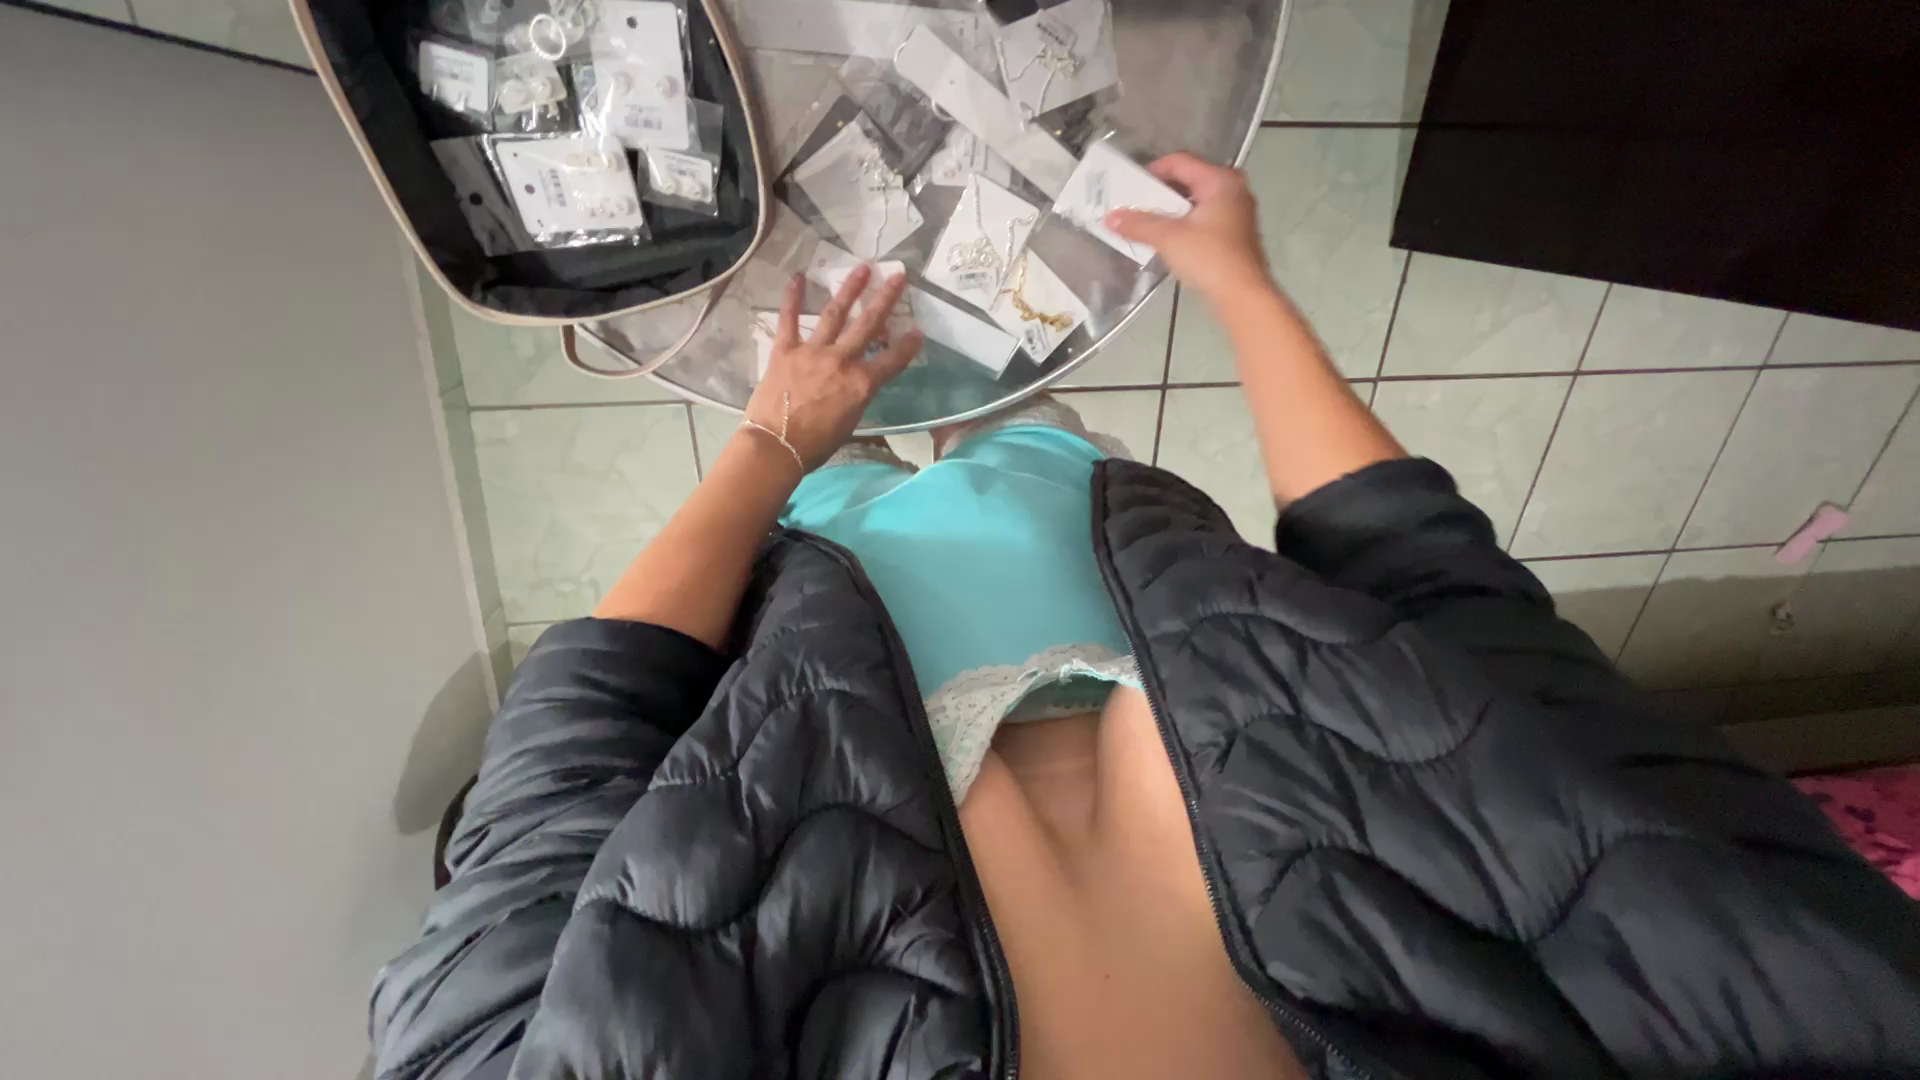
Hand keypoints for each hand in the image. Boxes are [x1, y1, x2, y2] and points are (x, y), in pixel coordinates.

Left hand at [743, 266, 922, 470]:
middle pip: (868, 324)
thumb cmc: (816, 445)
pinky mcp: (785, 350)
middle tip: (898, 275)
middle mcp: (841, 361)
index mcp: (861, 384)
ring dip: (850, 289)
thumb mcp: (850, 423)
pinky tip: (799, 277)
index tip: (918, 331)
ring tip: (861, 268)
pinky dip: (793, 297)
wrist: (776, 446)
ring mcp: (812, 352)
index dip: (908, 346)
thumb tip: (859, 386)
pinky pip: (789, 319)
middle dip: (886, 298)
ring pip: (835, 314)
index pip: (892, 360)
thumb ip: (857, 397)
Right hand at [1105, 152, 1271, 303]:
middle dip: (1159, 193)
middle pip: (1188, 181)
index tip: (1129, 186)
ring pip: (1195, 202)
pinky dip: (1183, 224)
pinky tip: (1166, 240)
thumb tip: (1110, 217)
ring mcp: (1236, 213)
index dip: (1152, 171)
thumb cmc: (1209, 258)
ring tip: (1145, 223)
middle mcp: (1232, 190)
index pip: (1180, 162)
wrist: (1242, 296)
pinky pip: (1202, 219)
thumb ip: (1138, 224)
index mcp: (1220, 180)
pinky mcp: (1233, 235)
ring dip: (1169, 211)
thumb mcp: (1169, 238)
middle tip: (1134, 204)